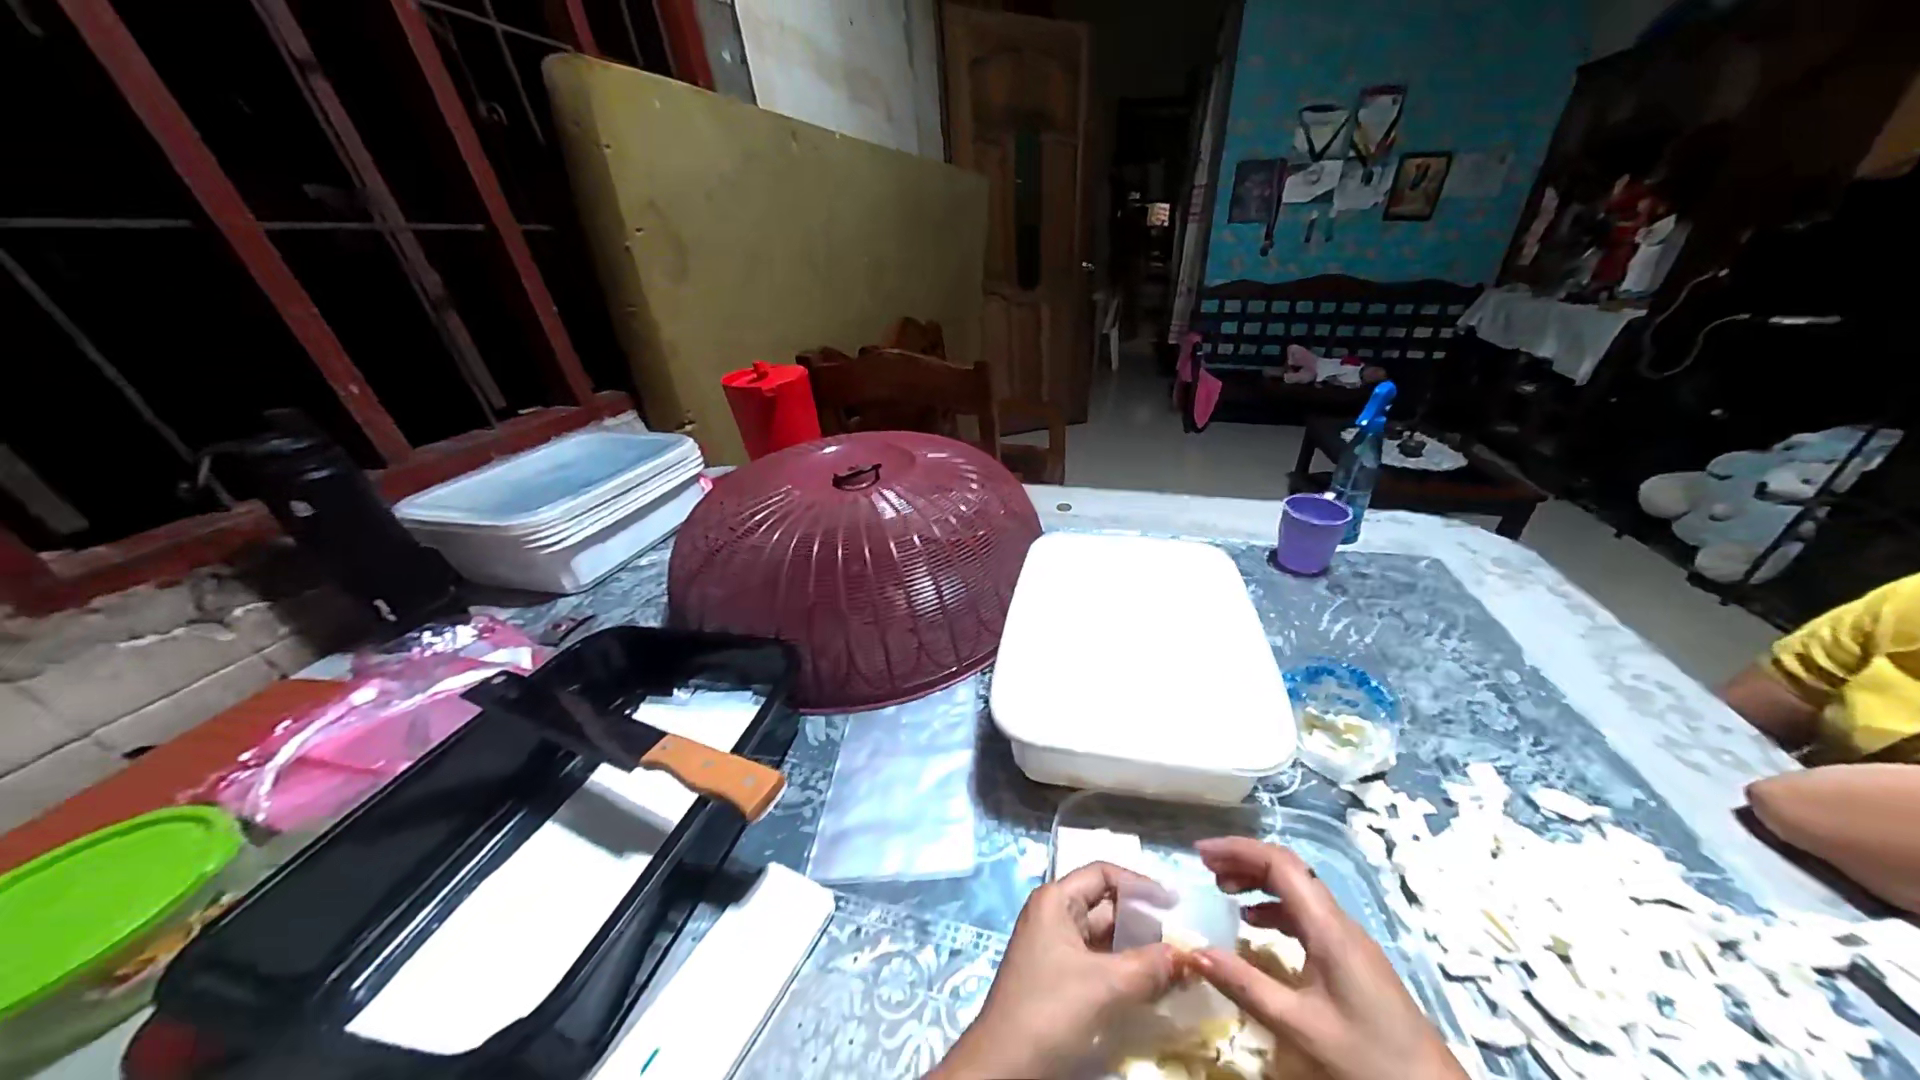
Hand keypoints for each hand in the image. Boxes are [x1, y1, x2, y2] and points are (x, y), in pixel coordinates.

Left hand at [932, 862, 1181, 1078]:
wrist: (1005, 1065)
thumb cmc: (1050, 1009)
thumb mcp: (1104, 985)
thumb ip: (1149, 967)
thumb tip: (1186, 956)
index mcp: (1055, 901)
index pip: (1102, 873)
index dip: (1139, 884)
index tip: (1175, 904)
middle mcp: (1054, 916)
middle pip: (1106, 905)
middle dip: (1145, 922)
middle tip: (1184, 940)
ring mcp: (1056, 948)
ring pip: (1106, 938)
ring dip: (1140, 950)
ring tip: (1179, 966)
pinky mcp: (1061, 979)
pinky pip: (1100, 964)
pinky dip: (1127, 971)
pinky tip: (1155, 987)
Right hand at [1189, 837, 1464, 1079]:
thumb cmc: (1369, 1059)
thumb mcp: (1300, 1026)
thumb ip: (1246, 986)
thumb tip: (1193, 951)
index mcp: (1329, 928)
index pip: (1280, 863)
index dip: (1238, 849)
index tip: (1201, 854)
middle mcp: (1339, 923)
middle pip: (1288, 869)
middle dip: (1244, 860)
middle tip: (1205, 867)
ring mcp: (1347, 939)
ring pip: (1297, 890)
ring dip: (1257, 881)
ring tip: (1222, 890)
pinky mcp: (1350, 957)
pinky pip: (1305, 914)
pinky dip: (1273, 907)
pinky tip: (1253, 924)